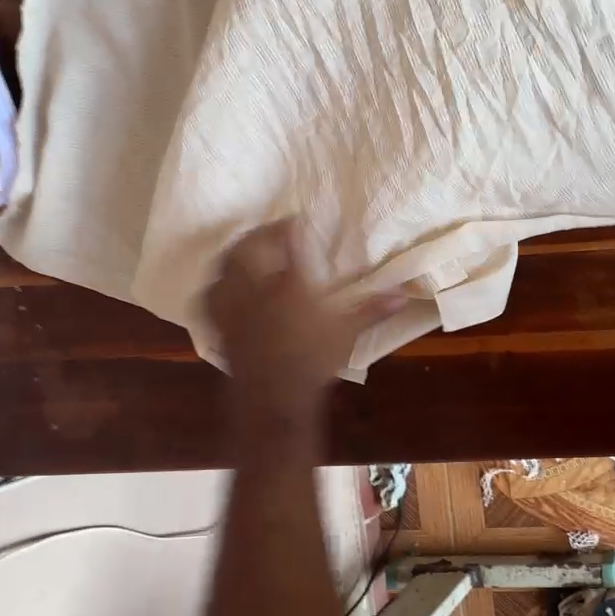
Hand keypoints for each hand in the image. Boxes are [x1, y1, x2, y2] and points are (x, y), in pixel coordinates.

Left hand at [205, 220, 407, 414]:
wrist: (273, 396)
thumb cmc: (314, 361)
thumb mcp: (348, 332)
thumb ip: (372, 310)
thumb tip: (404, 295)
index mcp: (289, 284)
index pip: (288, 243)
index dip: (292, 227)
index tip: (299, 219)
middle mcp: (255, 287)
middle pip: (248, 249)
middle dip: (259, 235)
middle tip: (273, 231)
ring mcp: (232, 305)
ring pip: (224, 267)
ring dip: (234, 254)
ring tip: (247, 250)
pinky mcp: (218, 323)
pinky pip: (210, 293)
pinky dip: (218, 282)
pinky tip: (224, 284)